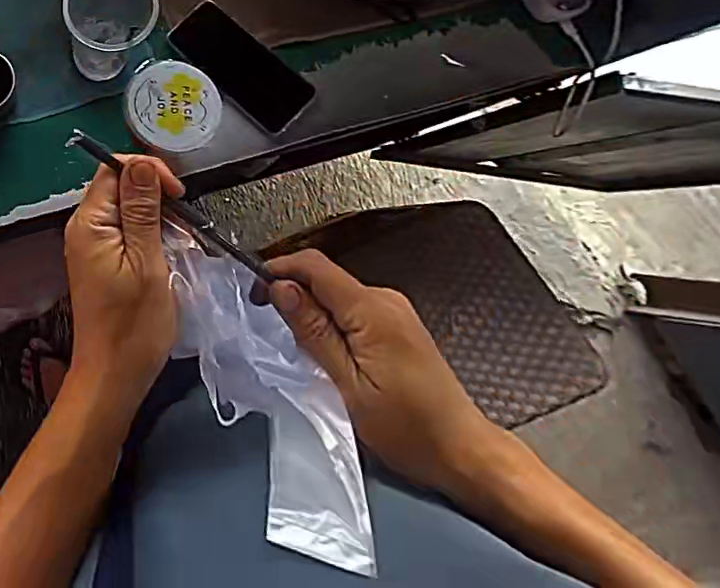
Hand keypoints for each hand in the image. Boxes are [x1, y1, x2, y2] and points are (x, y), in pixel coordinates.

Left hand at [63, 155, 184, 408]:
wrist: (113, 376)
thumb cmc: (134, 326)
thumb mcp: (147, 262)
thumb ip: (143, 210)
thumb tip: (141, 163)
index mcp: (90, 223)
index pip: (114, 169)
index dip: (148, 172)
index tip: (178, 195)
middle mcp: (84, 227)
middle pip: (120, 186)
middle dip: (156, 195)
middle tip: (185, 223)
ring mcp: (91, 244)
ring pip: (126, 208)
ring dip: (157, 217)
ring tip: (181, 242)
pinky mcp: (101, 259)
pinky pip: (126, 230)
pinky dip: (150, 235)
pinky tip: (168, 253)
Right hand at [266, 249, 505, 495]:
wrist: (465, 454)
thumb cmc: (409, 430)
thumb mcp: (348, 386)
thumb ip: (313, 332)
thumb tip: (281, 289)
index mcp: (372, 310)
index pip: (314, 265)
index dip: (278, 268)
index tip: (254, 290)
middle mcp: (385, 299)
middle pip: (324, 276)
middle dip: (291, 291)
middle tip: (268, 322)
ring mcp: (394, 310)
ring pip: (336, 292)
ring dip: (310, 307)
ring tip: (296, 342)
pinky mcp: (398, 323)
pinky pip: (352, 306)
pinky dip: (330, 318)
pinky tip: (325, 348)